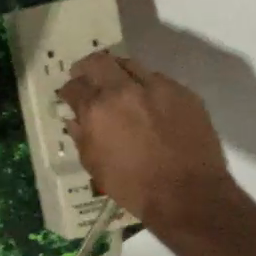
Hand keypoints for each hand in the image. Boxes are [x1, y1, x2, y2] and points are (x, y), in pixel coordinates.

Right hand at [58, 52, 237, 233]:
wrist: (188, 193)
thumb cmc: (131, 184)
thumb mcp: (93, 162)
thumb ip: (81, 135)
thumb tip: (76, 119)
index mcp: (97, 109)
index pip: (73, 86)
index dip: (68, 91)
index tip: (69, 97)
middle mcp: (125, 90)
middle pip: (99, 61)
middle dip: (87, 69)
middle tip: (87, 80)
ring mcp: (158, 89)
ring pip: (131, 65)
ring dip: (119, 73)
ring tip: (119, 88)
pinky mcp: (185, 94)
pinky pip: (159, 80)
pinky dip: (147, 86)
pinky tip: (148, 104)